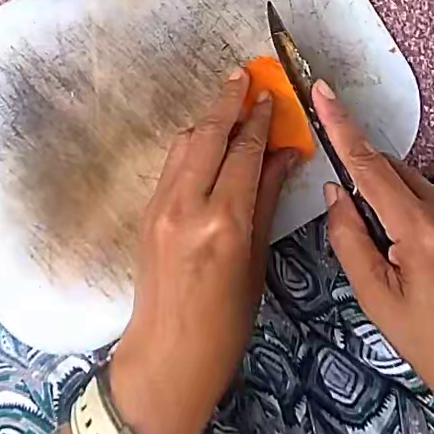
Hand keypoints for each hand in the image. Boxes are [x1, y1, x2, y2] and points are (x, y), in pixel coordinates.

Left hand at [106, 69, 298, 433]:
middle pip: (208, 136)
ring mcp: (160, 205)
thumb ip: (267, 199)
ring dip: (207, 118)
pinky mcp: (146, 209)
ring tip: (228, 101)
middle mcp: (187, 205)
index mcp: (223, 222)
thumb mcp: (257, 261)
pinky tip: (207, 139)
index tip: (270, 98)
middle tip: (243, 77)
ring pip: (184, 143)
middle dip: (226, 102)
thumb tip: (286, 155)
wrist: (166, 356)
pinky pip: (172, 163)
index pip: (244, 154)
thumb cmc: (226, 322)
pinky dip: (192, 143)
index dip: (259, 122)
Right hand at [319, 81, 433, 433]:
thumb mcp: (380, 303)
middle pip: (389, 170)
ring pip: (409, 184)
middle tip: (350, 219)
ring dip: (386, 199)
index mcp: (423, 232)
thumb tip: (336, 195)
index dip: (340, 125)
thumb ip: (349, 239)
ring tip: (390, 258)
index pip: (369, 165)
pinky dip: (407, 211)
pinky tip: (411, 257)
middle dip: (362, 177)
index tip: (323, 91)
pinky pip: (429, 199)